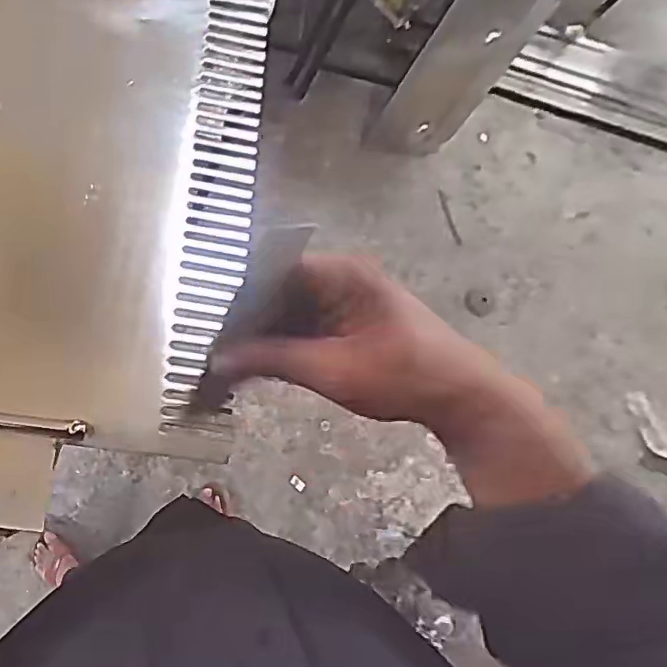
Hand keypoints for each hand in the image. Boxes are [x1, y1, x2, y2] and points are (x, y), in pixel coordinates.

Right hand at [213, 253, 593, 507]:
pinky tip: (250, 364)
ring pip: (283, 312)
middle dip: (242, 318)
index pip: (271, 269)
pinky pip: (298, 327)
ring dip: (258, 334)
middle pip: (274, 291)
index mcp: (341, 274)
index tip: (206, 317)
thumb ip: (270, 360)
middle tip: (207, 342)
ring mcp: (341, 301)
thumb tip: (219, 361)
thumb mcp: (329, 369)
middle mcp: (338, 279)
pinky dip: (277, 345)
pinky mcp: (342, 323)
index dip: (236, 293)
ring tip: (222, 355)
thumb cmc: (403, 375)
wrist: (460, 397)